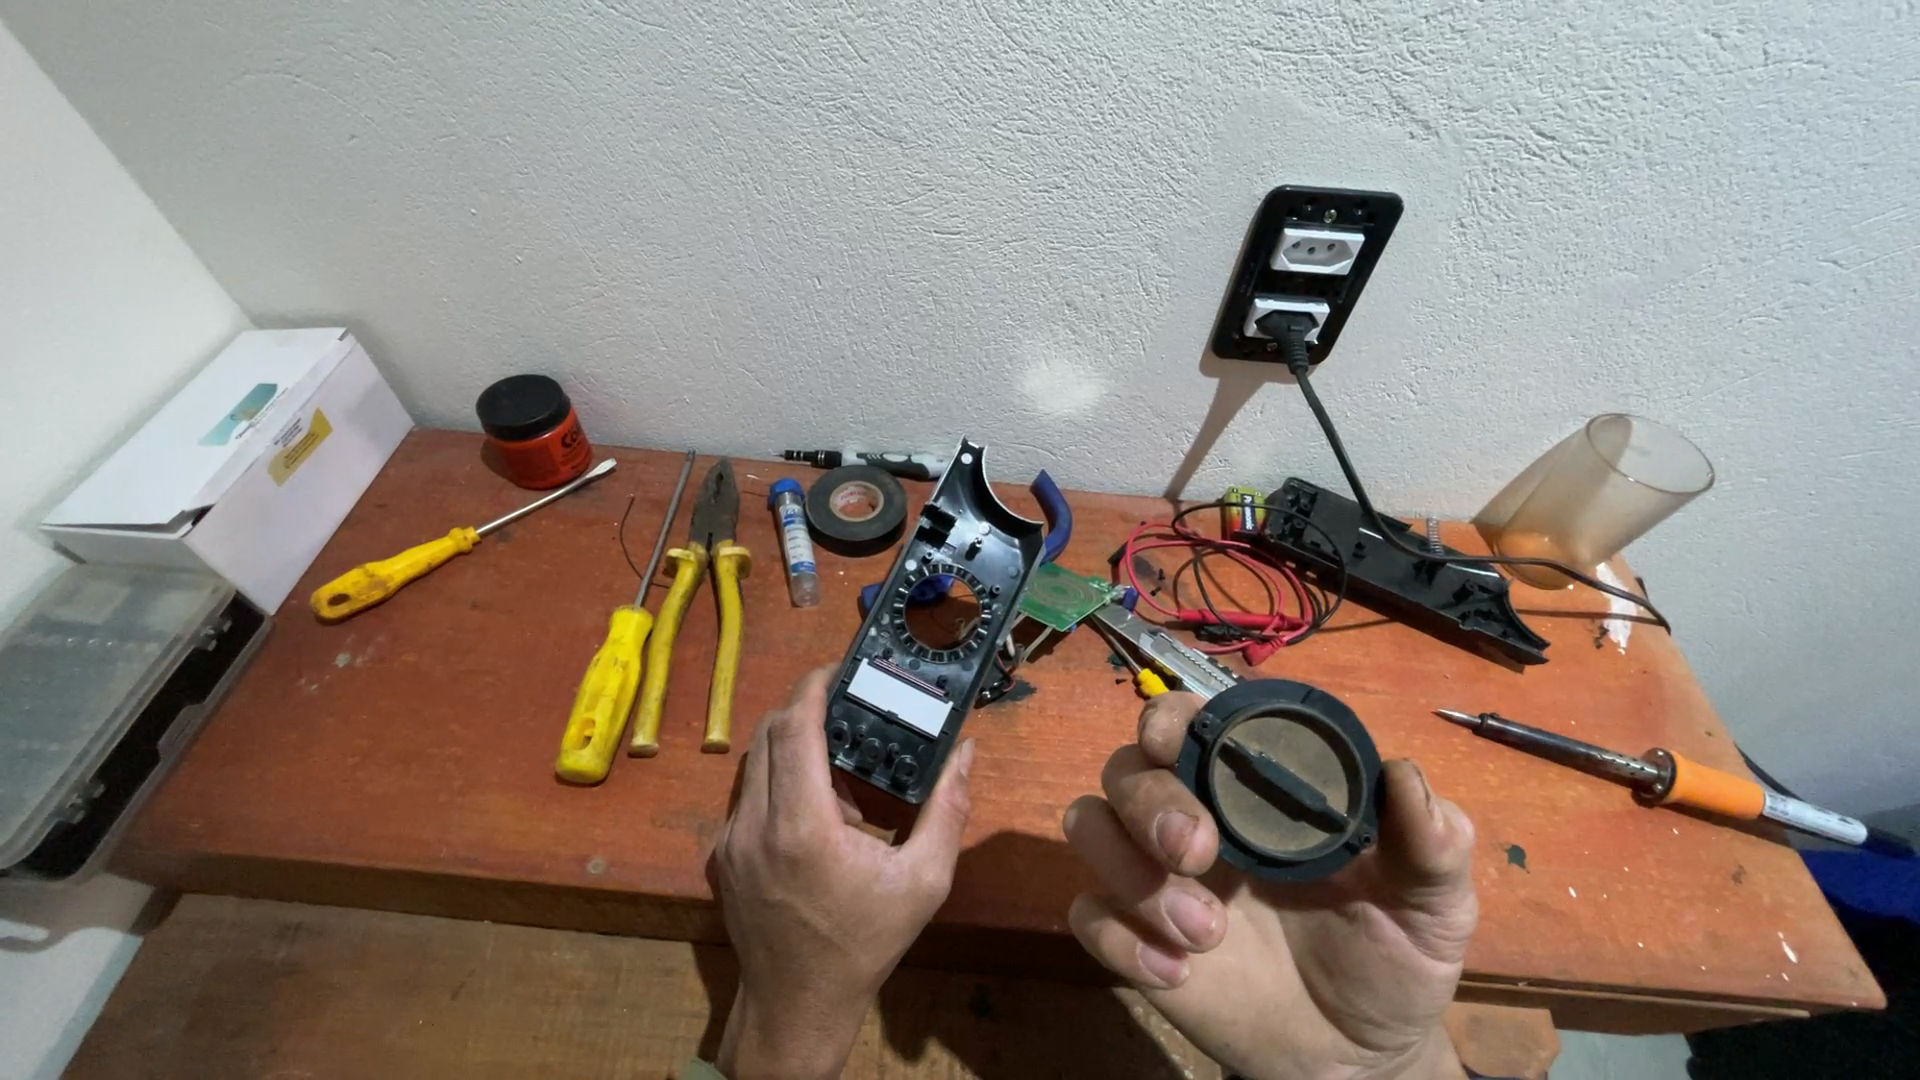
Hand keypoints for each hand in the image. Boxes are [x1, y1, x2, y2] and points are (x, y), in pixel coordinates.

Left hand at [710, 667, 974, 1078]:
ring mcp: (729, 839)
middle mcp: (754, 824)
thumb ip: (947, 809)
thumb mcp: (924, 881)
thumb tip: (966, 751)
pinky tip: (813, 800)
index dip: (812, 687)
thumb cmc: (865, 942)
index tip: (838, 668)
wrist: (796, 1006)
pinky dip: (777, 775)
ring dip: (790, 741)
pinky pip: (747, 792)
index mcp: (802, 826)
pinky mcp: (721, 854)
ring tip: (835, 751)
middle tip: (845, 701)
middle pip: (768, 733)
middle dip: (803, 705)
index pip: (793, 729)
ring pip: (753, 759)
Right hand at [1064, 692, 1477, 1079]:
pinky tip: (1176, 974)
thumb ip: (1431, 843)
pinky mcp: (1130, 934)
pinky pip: (1086, 913)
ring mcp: (1152, 873)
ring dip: (1127, 869)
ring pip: (1086, 823)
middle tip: (1196, 854)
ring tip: (1202, 933)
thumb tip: (1406, 777)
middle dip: (1149, 803)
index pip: (1188, 723)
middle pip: (1124, 768)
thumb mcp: (1430, 904)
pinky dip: (1119, 938)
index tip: (1167, 739)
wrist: (1356, 1053)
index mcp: (1248, 789)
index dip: (1166, 716)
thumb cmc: (1388, 954)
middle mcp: (1188, 814)